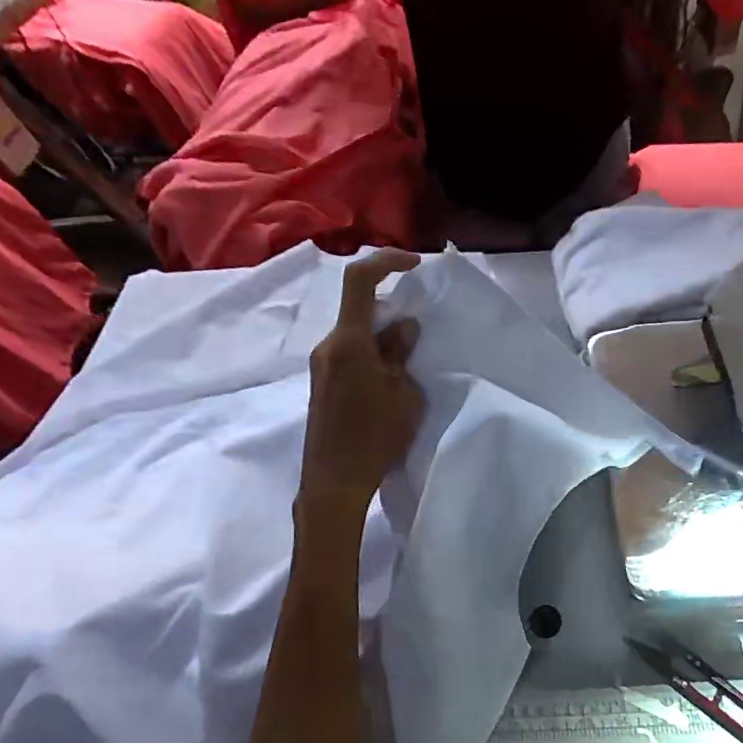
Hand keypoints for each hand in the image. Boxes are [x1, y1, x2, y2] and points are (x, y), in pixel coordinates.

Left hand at [300, 250, 424, 503]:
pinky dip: (372, 355)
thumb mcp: (404, 396)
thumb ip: (402, 356)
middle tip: (420, 334)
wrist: (333, 482)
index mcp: (349, 343)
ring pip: (356, 334)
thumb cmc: (374, 439)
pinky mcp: (323, 383)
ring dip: (383, 338)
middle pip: (359, 309)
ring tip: (409, 365)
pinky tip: (390, 382)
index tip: (415, 263)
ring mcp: (322, 365)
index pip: (360, 281)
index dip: (387, 261)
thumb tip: (403, 328)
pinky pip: (350, 354)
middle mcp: (329, 346)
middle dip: (392, 311)